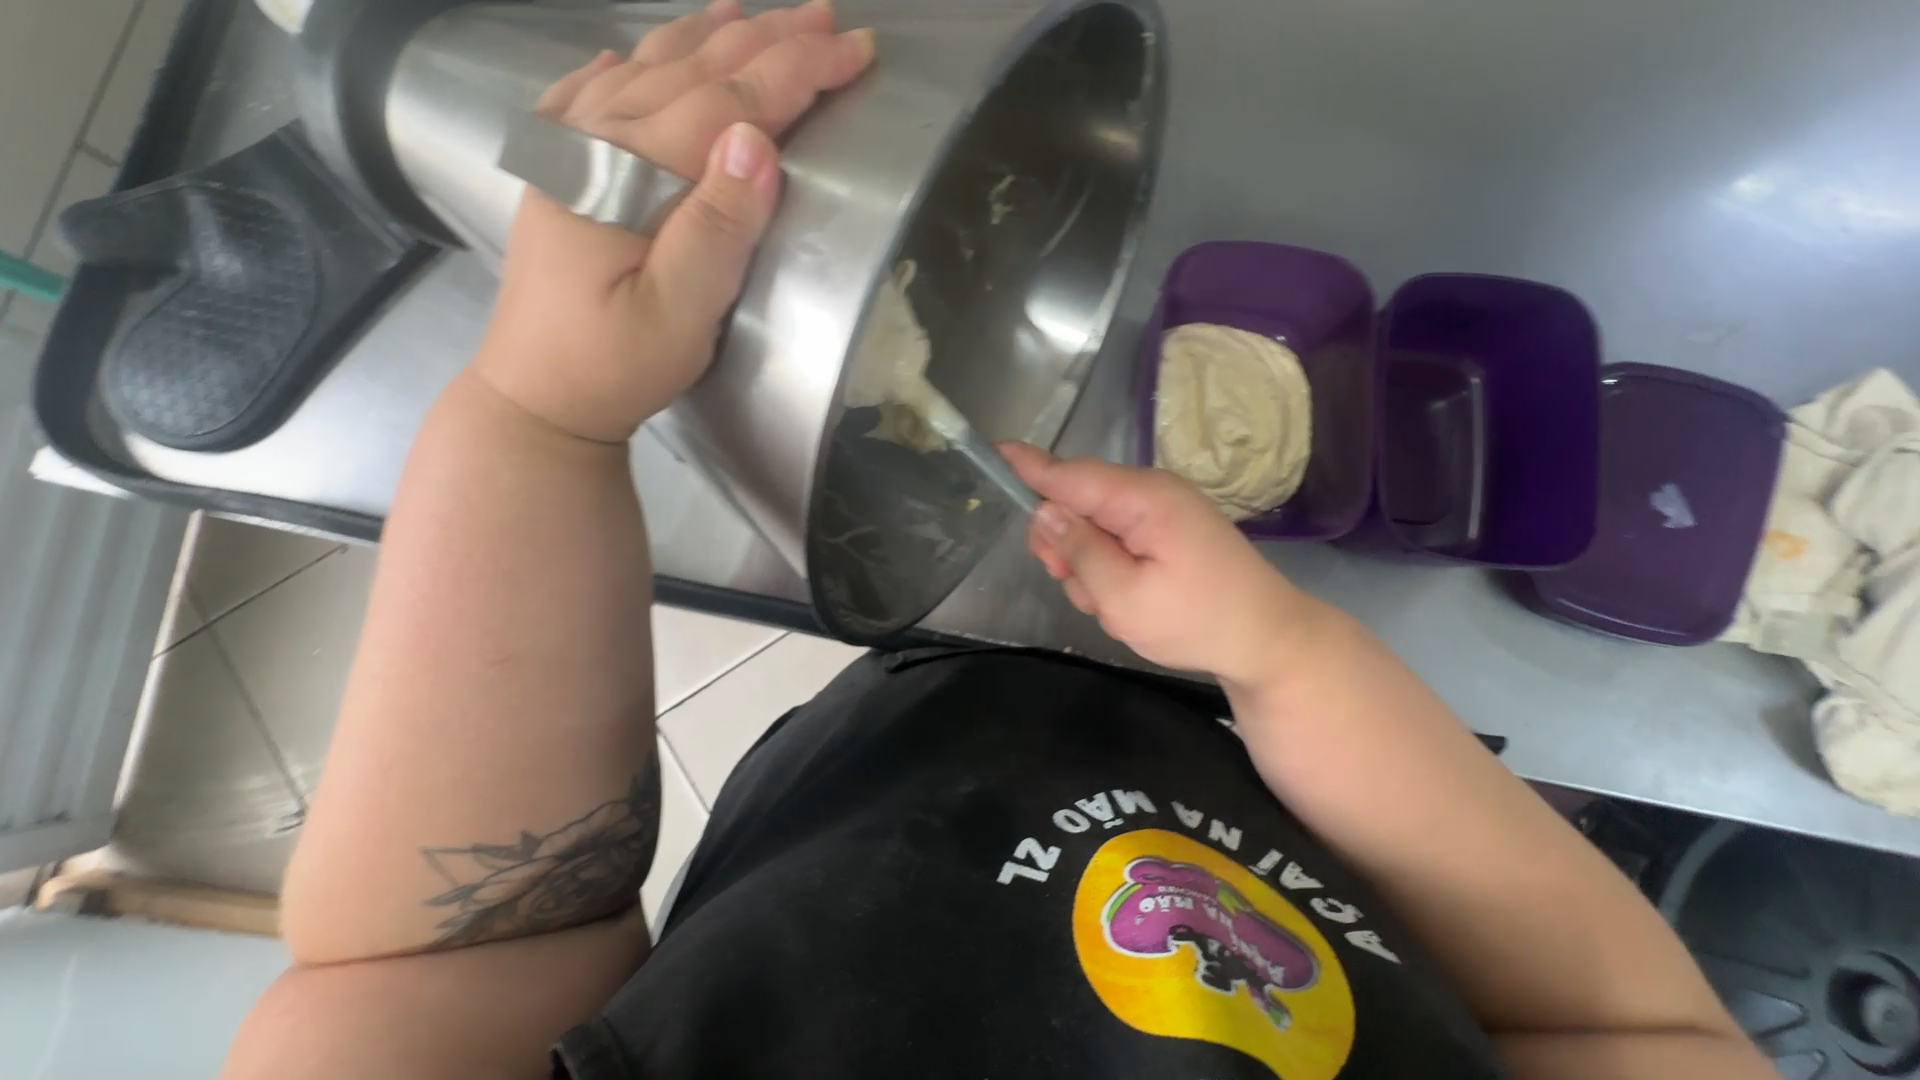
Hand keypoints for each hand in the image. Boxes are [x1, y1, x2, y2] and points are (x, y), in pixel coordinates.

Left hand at [475, 0, 875, 442]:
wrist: (535, 395)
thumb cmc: (613, 365)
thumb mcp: (678, 316)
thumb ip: (716, 228)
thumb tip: (756, 141)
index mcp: (629, 171)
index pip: (727, 102)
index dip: (795, 71)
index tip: (853, 50)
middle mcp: (594, 140)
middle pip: (692, 68)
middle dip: (767, 40)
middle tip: (827, 19)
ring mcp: (567, 150)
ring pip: (645, 68)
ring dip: (707, 37)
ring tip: (752, 12)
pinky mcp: (557, 171)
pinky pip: (589, 91)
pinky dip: (621, 64)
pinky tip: (625, 51)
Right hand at [1001, 443, 1338, 693]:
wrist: (1267, 640)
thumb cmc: (1197, 620)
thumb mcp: (1125, 597)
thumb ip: (1080, 551)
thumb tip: (1042, 511)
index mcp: (1143, 499)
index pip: (1071, 474)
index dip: (1029, 466)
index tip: (993, 450)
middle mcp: (1151, 494)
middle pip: (1077, 501)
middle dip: (1064, 543)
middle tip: (1074, 583)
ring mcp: (1161, 513)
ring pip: (1092, 527)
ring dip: (1089, 567)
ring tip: (1117, 604)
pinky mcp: (1166, 533)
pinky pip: (1117, 540)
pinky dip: (1110, 570)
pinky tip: (1130, 600)